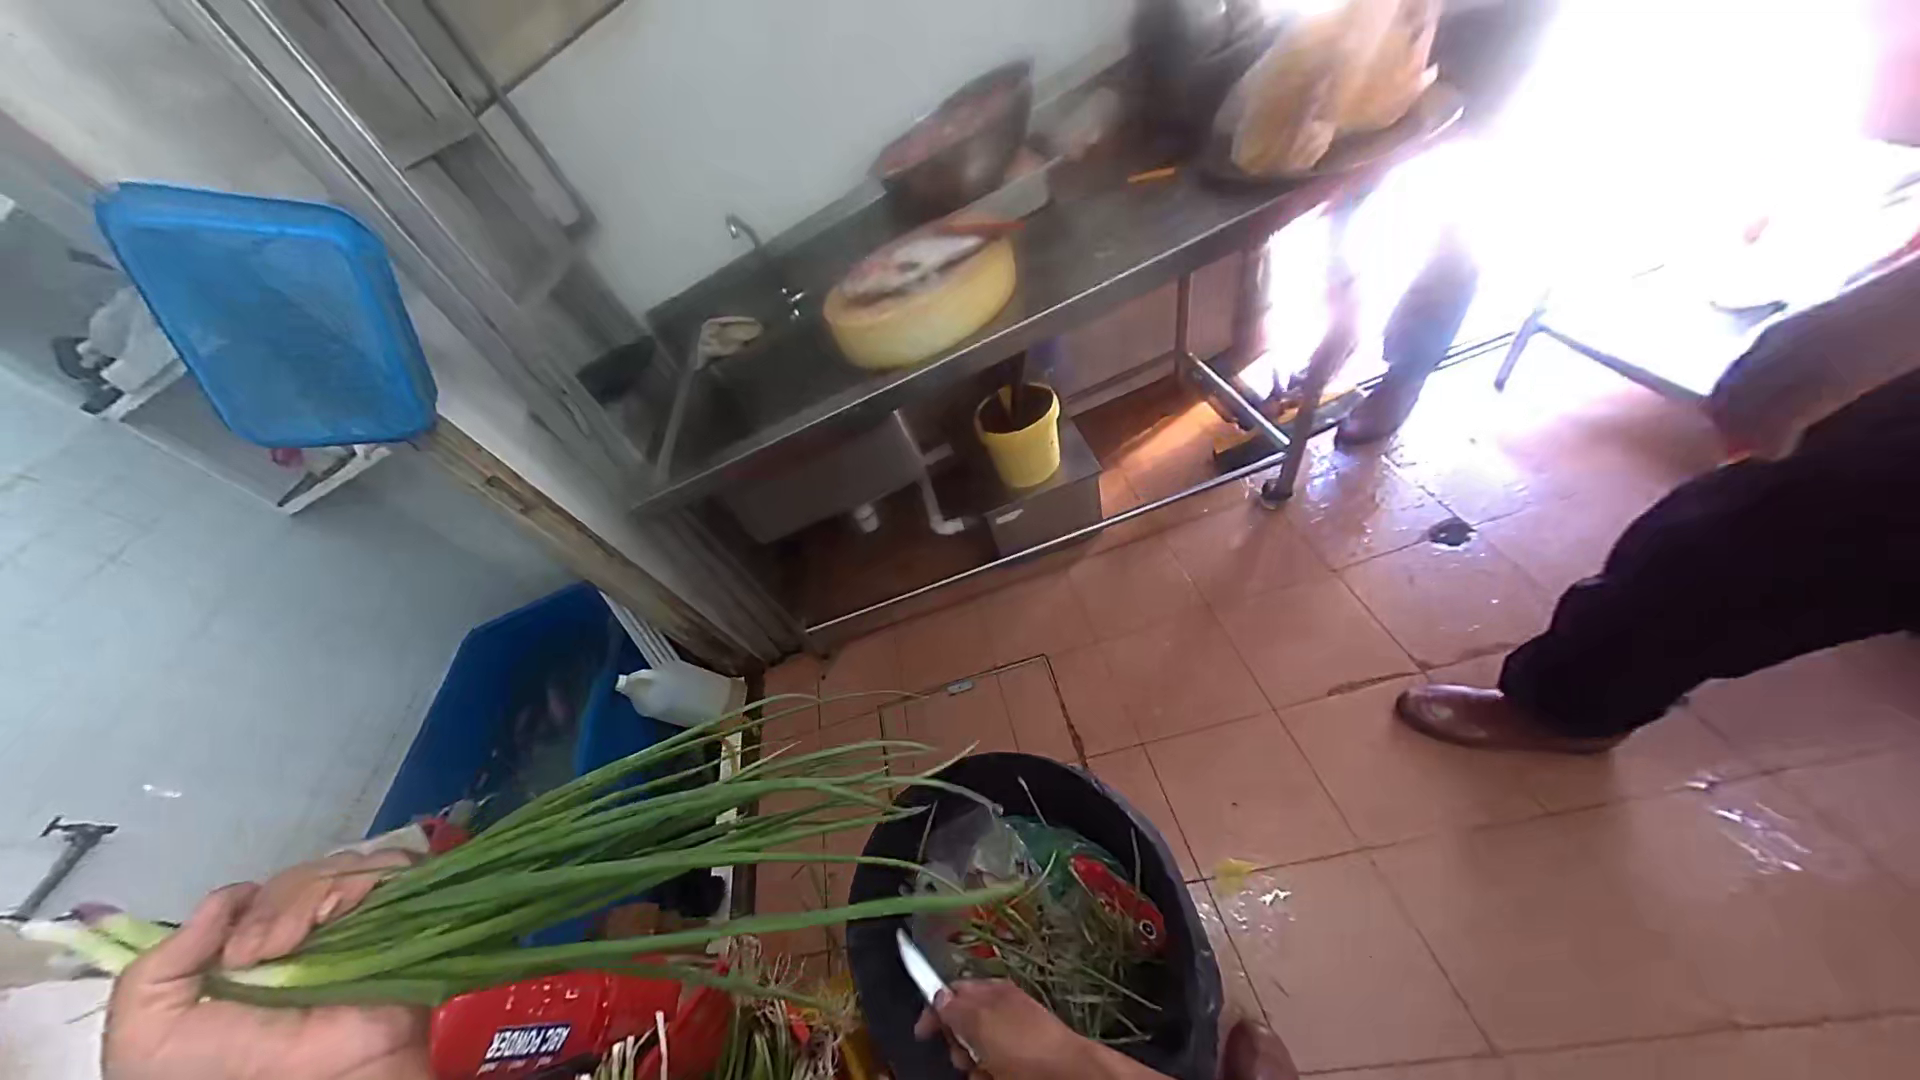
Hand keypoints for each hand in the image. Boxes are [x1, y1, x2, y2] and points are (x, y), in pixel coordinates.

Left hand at [105, 854, 428, 1079]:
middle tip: (263, 953)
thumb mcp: (152, 1040)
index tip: (235, 951)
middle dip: (277, 906)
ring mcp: (363, 910)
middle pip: (298, 875)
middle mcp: (312, 922)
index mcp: (257, 944)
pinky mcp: (406, 899)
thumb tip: (227, 897)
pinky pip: (391, 863)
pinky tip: (346, 911)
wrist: (326, 1074)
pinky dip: (365, 877)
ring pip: (341, 864)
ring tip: (305, 938)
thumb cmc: (235, 1064)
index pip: (255, 893)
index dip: (244, 905)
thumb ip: (153, 974)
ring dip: (315, 894)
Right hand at [914, 979, 1114, 1079]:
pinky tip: (993, 1079)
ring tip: (981, 1072)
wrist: (1066, 1074)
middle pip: (962, 1023)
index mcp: (991, 990)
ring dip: (971, 1065)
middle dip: (955, 1042)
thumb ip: (955, 1006)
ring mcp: (1011, 1036)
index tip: (922, 1032)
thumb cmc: (1022, 1043)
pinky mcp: (1019, 1062)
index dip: (935, 1008)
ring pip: (975, 1050)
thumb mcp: (981, 1020)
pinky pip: (991, 1066)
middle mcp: (1000, 1009)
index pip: (954, 989)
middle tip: (962, 1057)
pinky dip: (987, 1074)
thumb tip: (937, 996)